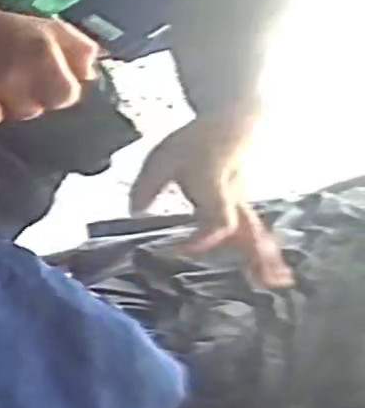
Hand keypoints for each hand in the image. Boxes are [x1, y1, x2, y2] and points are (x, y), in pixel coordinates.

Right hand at [0, 10, 98, 124]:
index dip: (58, 94)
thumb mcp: (52, 29)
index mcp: (39, 56)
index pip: (64, 97)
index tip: (48, 87)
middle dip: (24, 102)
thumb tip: (86, 78)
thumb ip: (80, 51)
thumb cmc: (6, 29)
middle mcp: (9, 75)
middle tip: (15, 88)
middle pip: (28, 112)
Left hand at [130, 110, 292, 288]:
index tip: (174, 250)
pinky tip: (260, 262)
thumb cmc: (192, 143)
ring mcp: (241, 201)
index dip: (199, 241)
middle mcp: (233, 199)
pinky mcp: (240, 201)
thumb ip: (145, 188)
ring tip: (272, 282)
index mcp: (214, 191)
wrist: (232, 124)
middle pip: (248, 233)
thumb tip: (135, 214)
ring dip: (264, 257)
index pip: (216, 223)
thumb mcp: (158, 163)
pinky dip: (259, 245)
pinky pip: (252, 227)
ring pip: (256, 232)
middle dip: (255, 258)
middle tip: (266, 284)